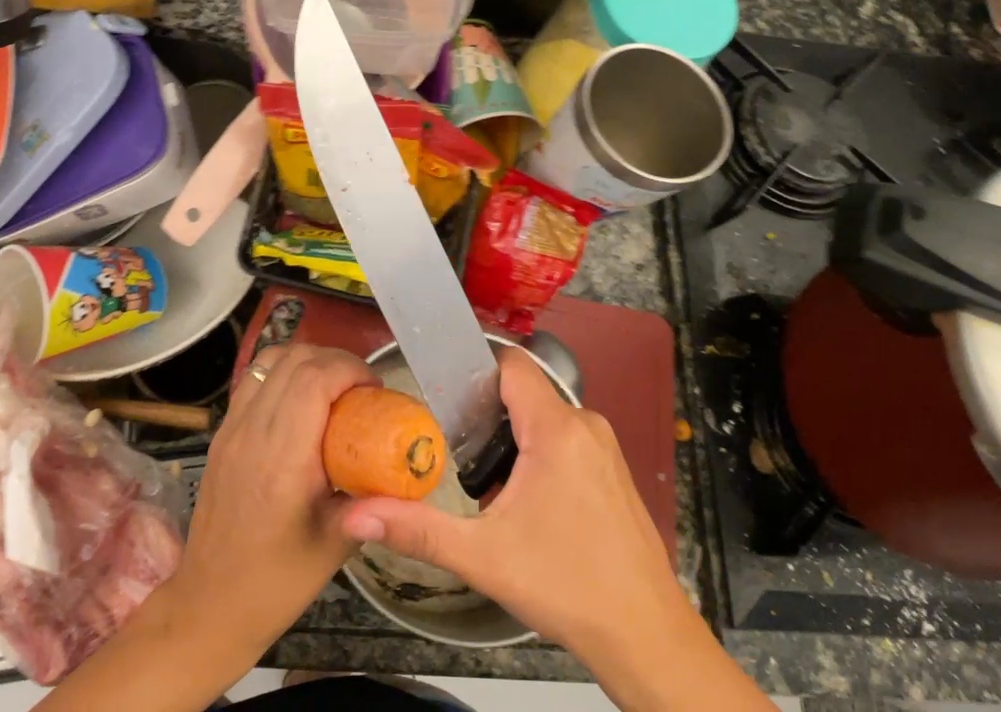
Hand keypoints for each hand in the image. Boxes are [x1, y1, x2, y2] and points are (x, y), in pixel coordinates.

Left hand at [168, 343, 374, 655]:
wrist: (212, 603)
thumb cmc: (278, 580)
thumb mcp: (337, 543)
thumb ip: (372, 498)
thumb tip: (405, 465)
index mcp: (282, 458)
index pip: (313, 378)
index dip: (349, 369)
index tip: (375, 389)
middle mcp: (250, 432)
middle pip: (291, 359)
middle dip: (333, 360)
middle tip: (361, 388)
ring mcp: (229, 430)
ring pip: (266, 362)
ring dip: (305, 362)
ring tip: (333, 390)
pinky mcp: (220, 436)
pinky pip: (252, 383)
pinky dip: (281, 377)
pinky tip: (301, 407)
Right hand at [340, 347, 715, 684]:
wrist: (644, 634)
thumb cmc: (566, 586)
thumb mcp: (481, 556)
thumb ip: (416, 529)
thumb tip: (355, 514)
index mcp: (557, 431)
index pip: (512, 367)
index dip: (474, 374)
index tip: (442, 401)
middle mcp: (586, 427)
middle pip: (523, 397)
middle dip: (485, 422)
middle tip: (455, 460)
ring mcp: (605, 451)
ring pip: (543, 422)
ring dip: (511, 446)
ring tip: (486, 492)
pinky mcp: (614, 474)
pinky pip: (565, 444)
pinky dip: (537, 461)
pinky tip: (525, 510)